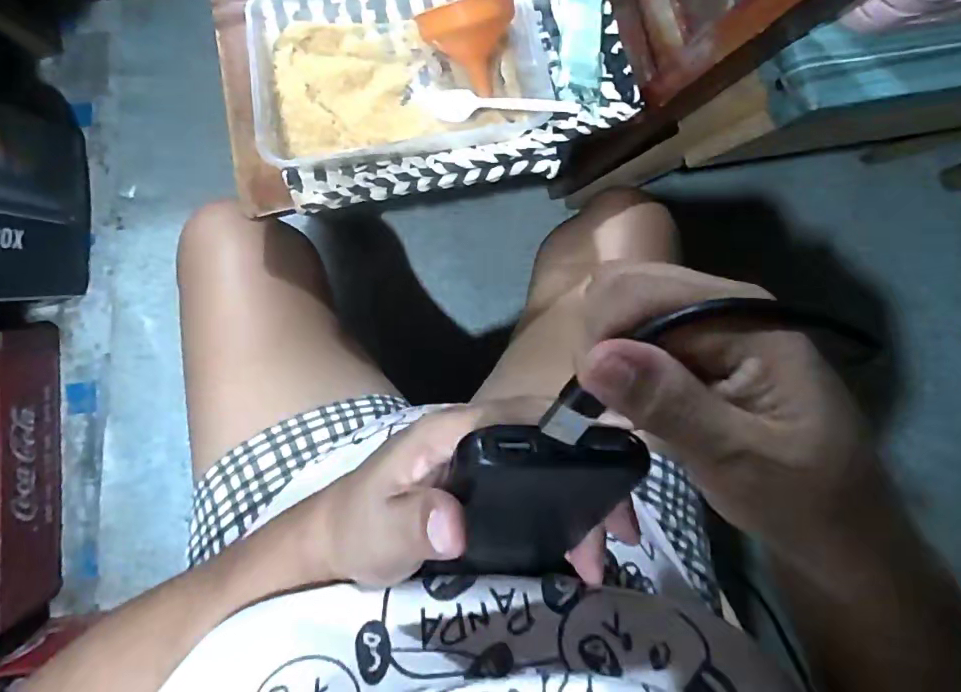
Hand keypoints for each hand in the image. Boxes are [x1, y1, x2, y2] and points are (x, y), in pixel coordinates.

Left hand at [301, 401, 637, 586]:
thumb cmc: (358, 527)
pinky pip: (533, 482)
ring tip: (607, 548)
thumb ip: (414, 522)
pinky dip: (563, 508)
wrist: (339, 538)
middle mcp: (468, 433)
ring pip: (542, 459)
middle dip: (587, 471)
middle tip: (621, 528)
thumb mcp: (380, 531)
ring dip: (581, 496)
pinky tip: (580, 547)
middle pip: (539, 435)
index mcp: (448, 431)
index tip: (612, 460)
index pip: (513, 414)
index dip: (565, 428)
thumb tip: (456, 524)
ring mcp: (477, 456)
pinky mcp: (482, 481)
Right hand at [573, 263, 894, 567]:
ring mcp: (703, 317)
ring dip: (606, 351)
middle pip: (621, 284)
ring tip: (625, 405)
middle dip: (600, 339)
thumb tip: (595, 358)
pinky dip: (616, 361)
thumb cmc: (804, 499)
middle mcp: (718, 299)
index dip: (603, 335)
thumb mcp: (738, 460)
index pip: (636, 289)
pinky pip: (630, 327)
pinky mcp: (692, 340)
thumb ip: (669, 404)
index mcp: (739, 313)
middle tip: (613, 402)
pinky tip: (632, 400)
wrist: (843, 534)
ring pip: (618, 303)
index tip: (599, 397)